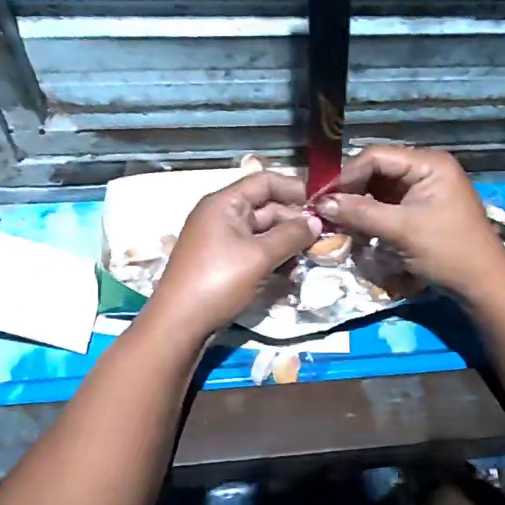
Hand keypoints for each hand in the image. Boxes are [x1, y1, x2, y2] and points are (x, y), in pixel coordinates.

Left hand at [149, 171, 320, 333]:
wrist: (179, 322)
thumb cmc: (218, 281)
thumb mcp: (259, 257)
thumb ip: (291, 236)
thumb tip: (316, 222)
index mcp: (224, 203)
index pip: (265, 181)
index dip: (295, 188)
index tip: (324, 202)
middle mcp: (220, 215)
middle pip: (265, 207)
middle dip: (294, 221)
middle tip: (325, 237)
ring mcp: (219, 240)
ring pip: (261, 233)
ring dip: (286, 243)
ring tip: (311, 257)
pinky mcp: (220, 262)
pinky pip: (252, 251)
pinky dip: (271, 258)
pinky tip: (290, 272)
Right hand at [312, 145, 504, 296]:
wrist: (482, 283)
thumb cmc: (448, 251)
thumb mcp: (401, 230)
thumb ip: (360, 213)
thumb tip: (321, 203)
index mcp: (428, 163)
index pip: (375, 156)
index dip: (345, 174)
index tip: (320, 196)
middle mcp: (424, 169)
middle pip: (374, 169)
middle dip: (348, 188)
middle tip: (322, 208)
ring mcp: (421, 188)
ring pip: (376, 187)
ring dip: (355, 202)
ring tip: (333, 217)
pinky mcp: (417, 207)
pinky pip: (384, 203)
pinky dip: (367, 213)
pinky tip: (351, 224)